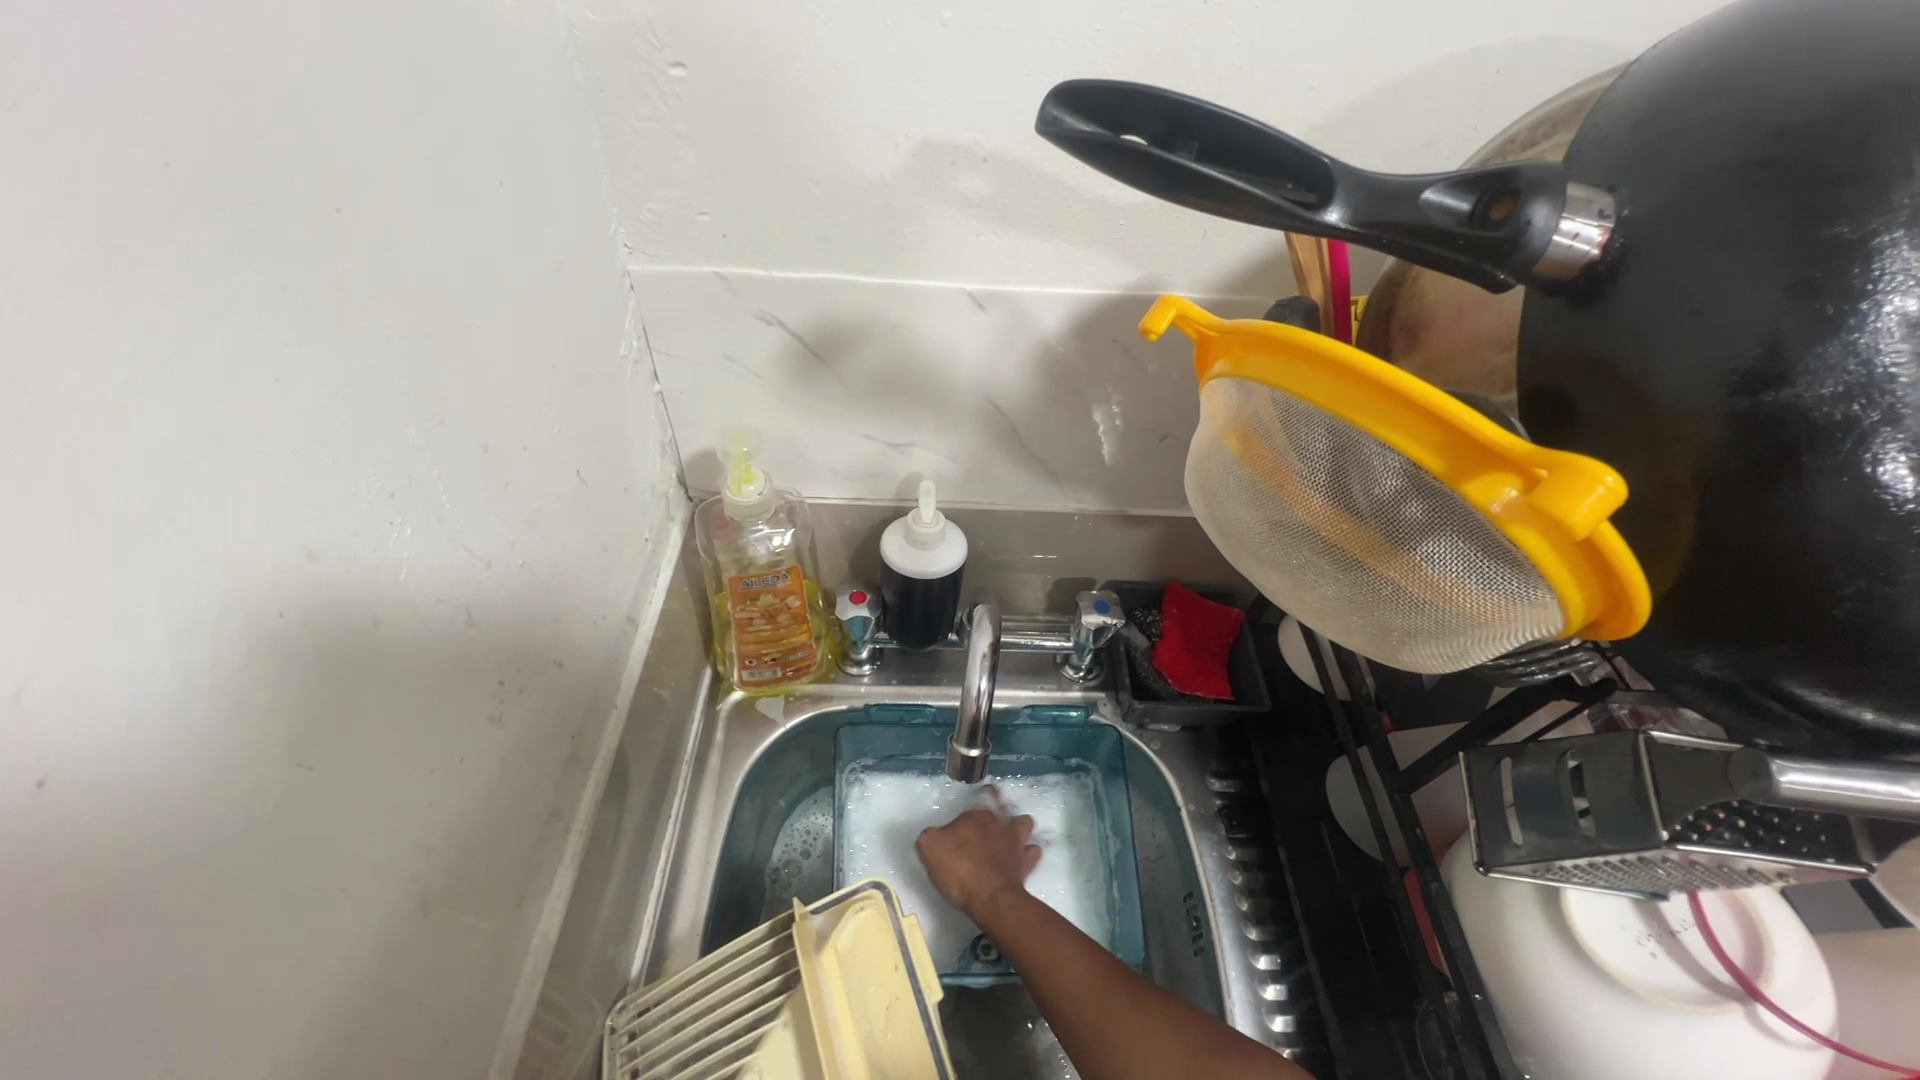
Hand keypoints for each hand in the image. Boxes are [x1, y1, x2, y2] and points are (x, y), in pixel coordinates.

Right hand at [915, 788, 1041, 921]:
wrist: (989, 897)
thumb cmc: (958, 868)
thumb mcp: (929, 847)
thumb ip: (931, 836)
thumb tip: (936, 836)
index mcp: (977, 815)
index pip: (983, 796)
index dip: (983, 797)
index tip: (981, 800)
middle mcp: (999, 824)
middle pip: (1006, 810)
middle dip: (1002, 813)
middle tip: (993, 822)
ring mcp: (1016, 844)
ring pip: (1025, 826)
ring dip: (1020, 829)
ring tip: (1012, 837)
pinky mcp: (1026, 865)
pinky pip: (1032, 853)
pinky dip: (1029, 853)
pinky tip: (1022, 859)